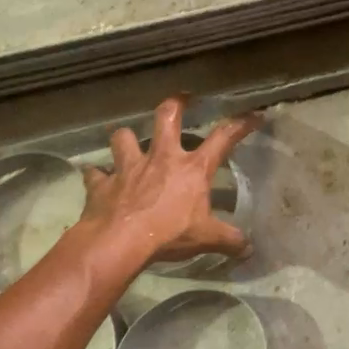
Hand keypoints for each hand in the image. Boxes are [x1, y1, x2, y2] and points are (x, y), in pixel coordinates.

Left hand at [78, 97, 260, 268]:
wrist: (118, 243)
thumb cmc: (168, 234)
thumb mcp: (207, 238)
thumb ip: (229, 240)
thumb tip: (249, 249)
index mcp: (193, 168)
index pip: (223, 138)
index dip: (241, 124)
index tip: (253, 115)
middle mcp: (161, 158)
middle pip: (166, 117)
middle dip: (175, 104)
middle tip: (181, 99)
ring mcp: (129, 168)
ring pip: (123, 137)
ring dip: (126, 138)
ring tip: (129, 141)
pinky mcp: (102, 184)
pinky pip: (94, 174)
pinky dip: (96, 175)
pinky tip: (97, 178)